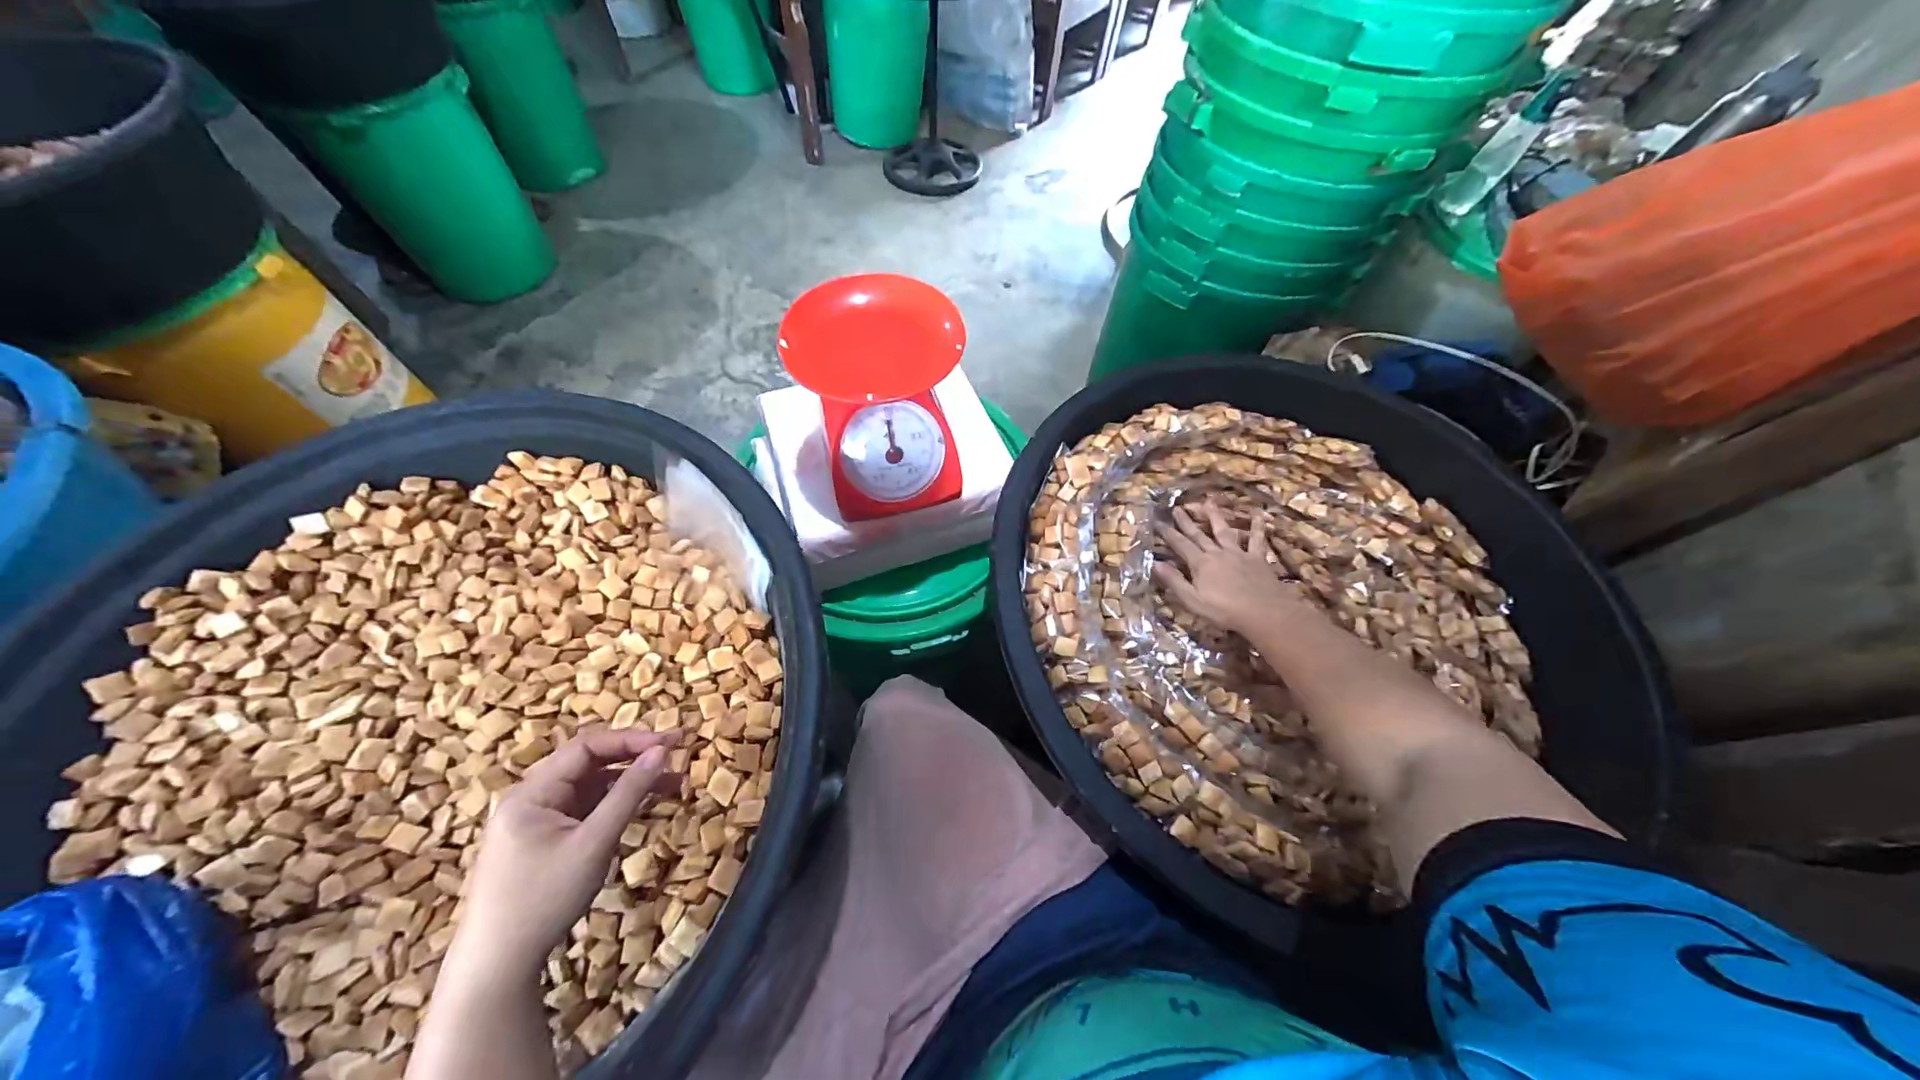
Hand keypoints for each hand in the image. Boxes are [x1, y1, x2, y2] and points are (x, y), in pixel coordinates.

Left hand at [449, 727, 677, 979]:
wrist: (497, 967)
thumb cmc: (543, 899)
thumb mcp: (594, 843)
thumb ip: (629, 793)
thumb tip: (661, 751)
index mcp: (531, 792)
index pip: (586, 747)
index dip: (631, 739)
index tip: (672, 742)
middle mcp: (530, 799)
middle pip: (588, 764)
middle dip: (633, 758)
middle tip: (676, 756)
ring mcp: (535, 821)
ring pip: (589, 788)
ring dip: (628, 783)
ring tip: (672, 784)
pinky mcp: (544, 842)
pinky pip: (584, 810)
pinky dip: (614, 805)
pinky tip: (642, 807)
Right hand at [1153, 504, 1306, 636]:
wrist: (1264, 612)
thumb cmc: (1225, 611)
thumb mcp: (1193, 600)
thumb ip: (1174, 581)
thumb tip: (1155, 564)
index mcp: (1200, 564)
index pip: (1180, 545)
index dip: (1167, 533)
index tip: (1157, 522)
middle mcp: (1217, 553)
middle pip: (1198, 535)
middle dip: (1186, 522)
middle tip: (1176, 508)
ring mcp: (1238, 553)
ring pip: (1224, 530)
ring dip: (1215, 516)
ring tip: (1208, 502)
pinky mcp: (1257, 558)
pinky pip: (1256, 539)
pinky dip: (1256, 526)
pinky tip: (1258, 514)